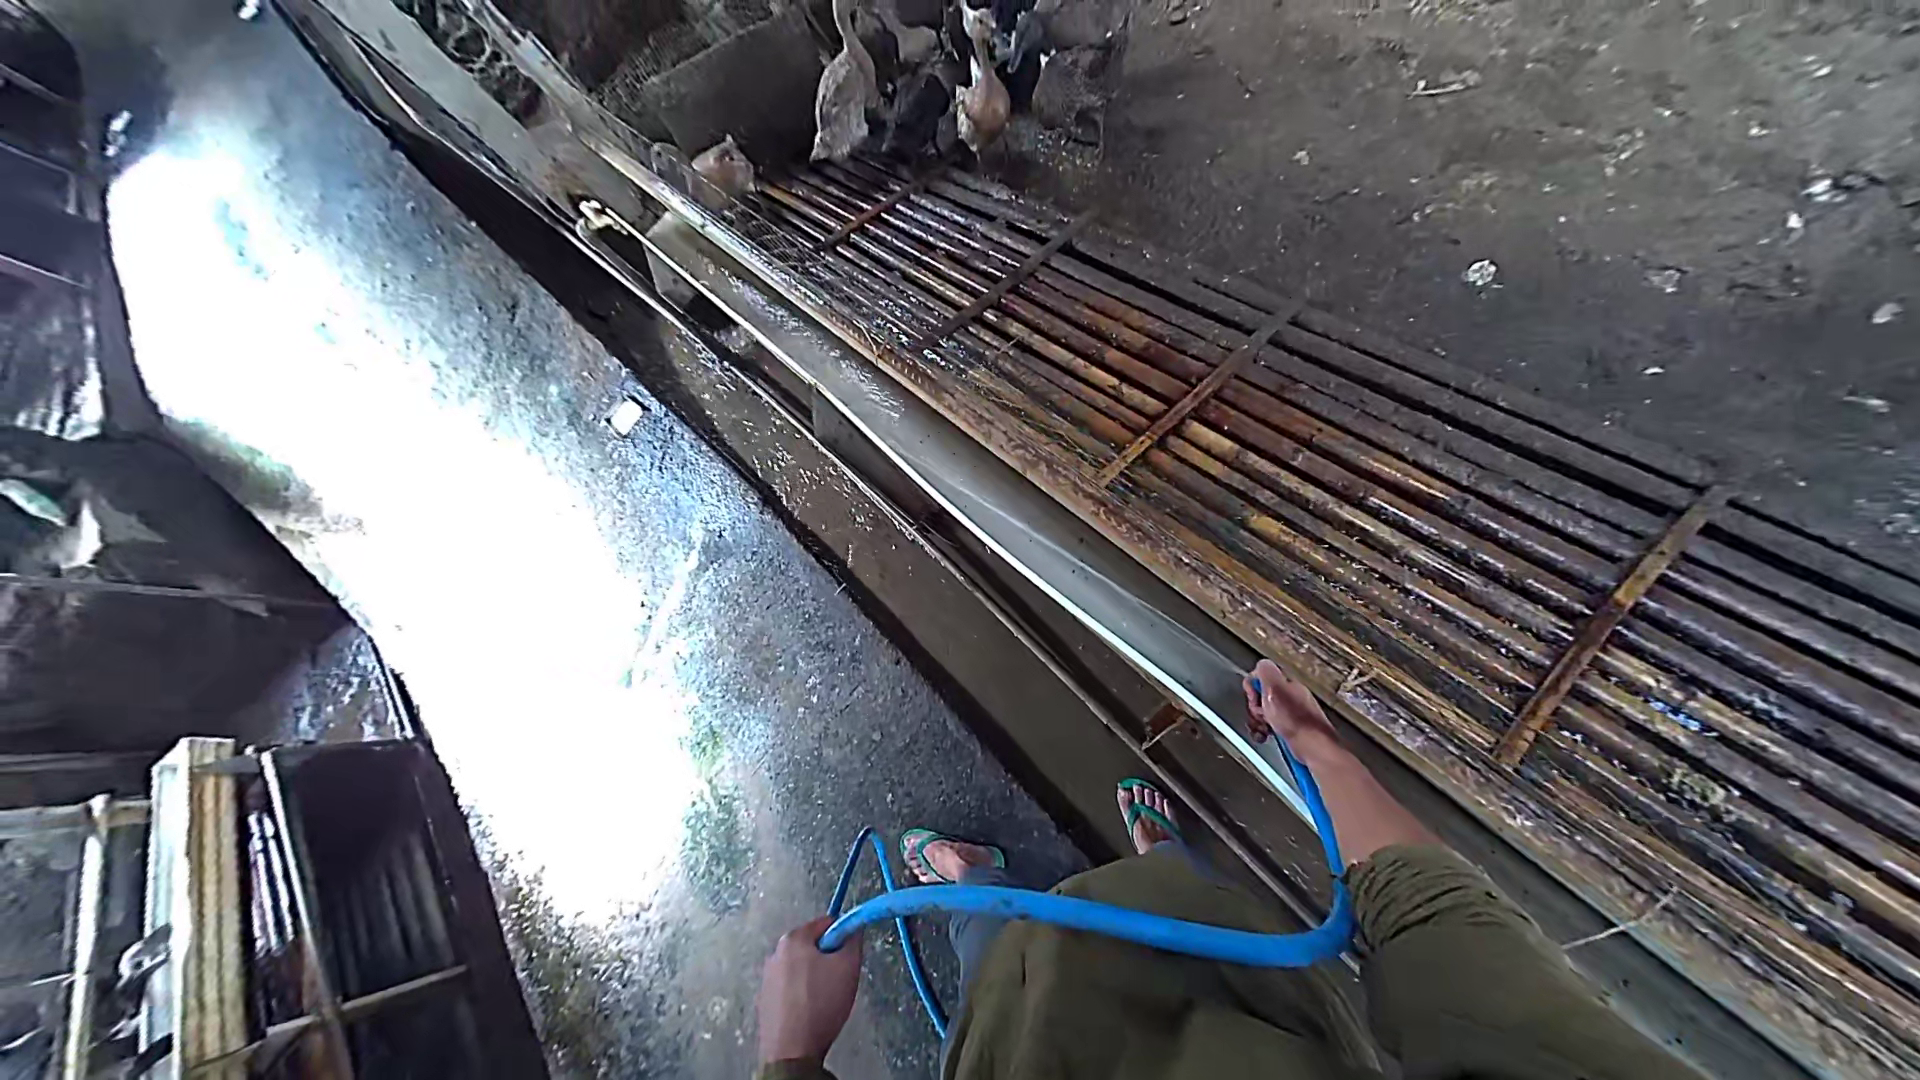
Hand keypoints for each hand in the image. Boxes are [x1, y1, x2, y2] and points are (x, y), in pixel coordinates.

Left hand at [757, 916, 862, 1065]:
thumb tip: (854, 928)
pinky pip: (789, 988)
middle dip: (828, 958)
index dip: (843, 937)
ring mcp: (766, 979)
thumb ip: (854, 939)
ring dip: (814, 977)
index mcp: (793, 938)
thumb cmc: (821, 1004)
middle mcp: (775, 953)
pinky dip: (800, 994)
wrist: (792, 1055)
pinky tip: (809, 1012)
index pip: (827, 923)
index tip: (848, 957)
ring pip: (801, 968)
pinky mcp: (763, 1002)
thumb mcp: (849, 966)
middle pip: (812, 946)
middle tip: (838, 978)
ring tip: (824, 999)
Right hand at [1242, 658, 1341, 763]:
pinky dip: (1266, 732)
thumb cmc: (1296, 721)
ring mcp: (1293, 715)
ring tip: (1264, 729)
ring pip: (1265, 714)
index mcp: (1289, 685)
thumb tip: (1261, 665)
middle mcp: (1292, 698)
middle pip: (1261, 698)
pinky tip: (1268, 737)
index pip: (1261, 680)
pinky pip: (1271, 727)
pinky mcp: (1292, 731)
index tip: (1255, 700)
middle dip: (1256, 709)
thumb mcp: (1274, 689)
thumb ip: (1266, 672)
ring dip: (1258, 722)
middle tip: (1262, 716)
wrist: (1313, 748)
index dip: (1254, 690)